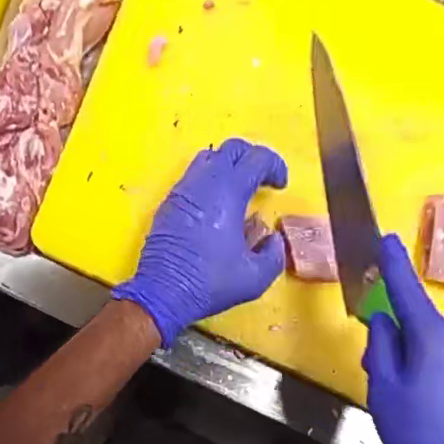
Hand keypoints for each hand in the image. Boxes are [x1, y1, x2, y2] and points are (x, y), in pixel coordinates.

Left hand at [110, 138, 287, 346]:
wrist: (163, 294)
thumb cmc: (209, 284)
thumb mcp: (254, 278)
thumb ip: (273, 254)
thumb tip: (271, 239)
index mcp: (228, 192)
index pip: (256, 158)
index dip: (275, 166)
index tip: (280, 186)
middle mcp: (203, 183)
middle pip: (231, 149)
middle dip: (251, 159)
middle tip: (261, 180)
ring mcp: (182, 191)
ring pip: (208, 160)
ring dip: (227, 168)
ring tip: (236, 192)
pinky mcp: (168, 205)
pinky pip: (191, 179)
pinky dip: (207, 183)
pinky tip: (213, 209)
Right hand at [364, 234, 443, 443]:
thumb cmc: (420, 432)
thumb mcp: (384, 390)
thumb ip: (381, 350)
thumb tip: (383, 322)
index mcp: (434, 337)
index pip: (408, 292)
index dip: (392, 267)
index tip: (385, 241)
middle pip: (418, 325)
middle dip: (393, 339)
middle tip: (376, 373)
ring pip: (430, 347)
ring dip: (407, 361)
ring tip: (396, 400)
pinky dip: (425, 373)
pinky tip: (418, 405)